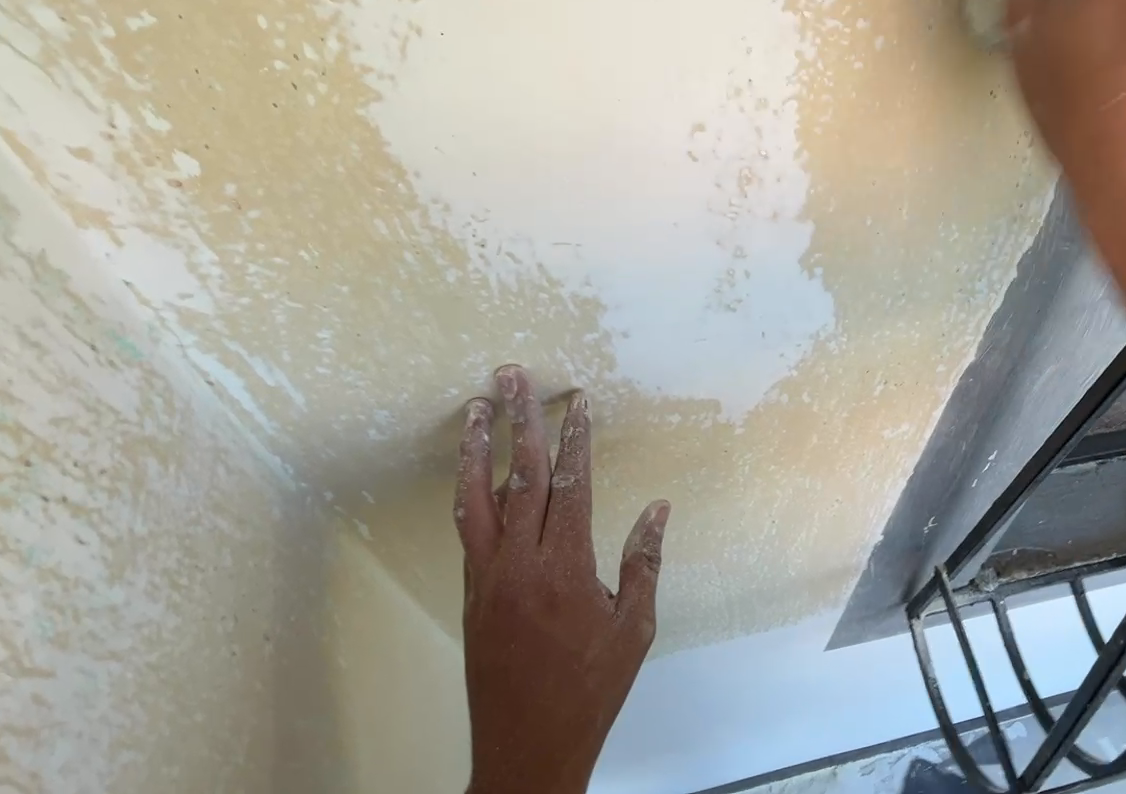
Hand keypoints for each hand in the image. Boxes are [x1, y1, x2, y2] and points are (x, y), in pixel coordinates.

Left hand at [455, 364, 669, 793]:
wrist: (526, 749)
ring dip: (479, 448)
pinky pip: (468, 528)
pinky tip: (473, 471)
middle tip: (514, 376)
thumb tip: (658, 508)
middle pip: (521, 477)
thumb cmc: (590, 688)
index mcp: (565, 568)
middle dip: (521, 421)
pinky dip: (470, 490)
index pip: (570, 485)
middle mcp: (520, 563)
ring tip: (478, 406)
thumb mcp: (634, 629)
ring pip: (479, 498)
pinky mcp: (472, 593)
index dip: (575, 438)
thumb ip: (643, 563)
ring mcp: (489, 576)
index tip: (577, 401)